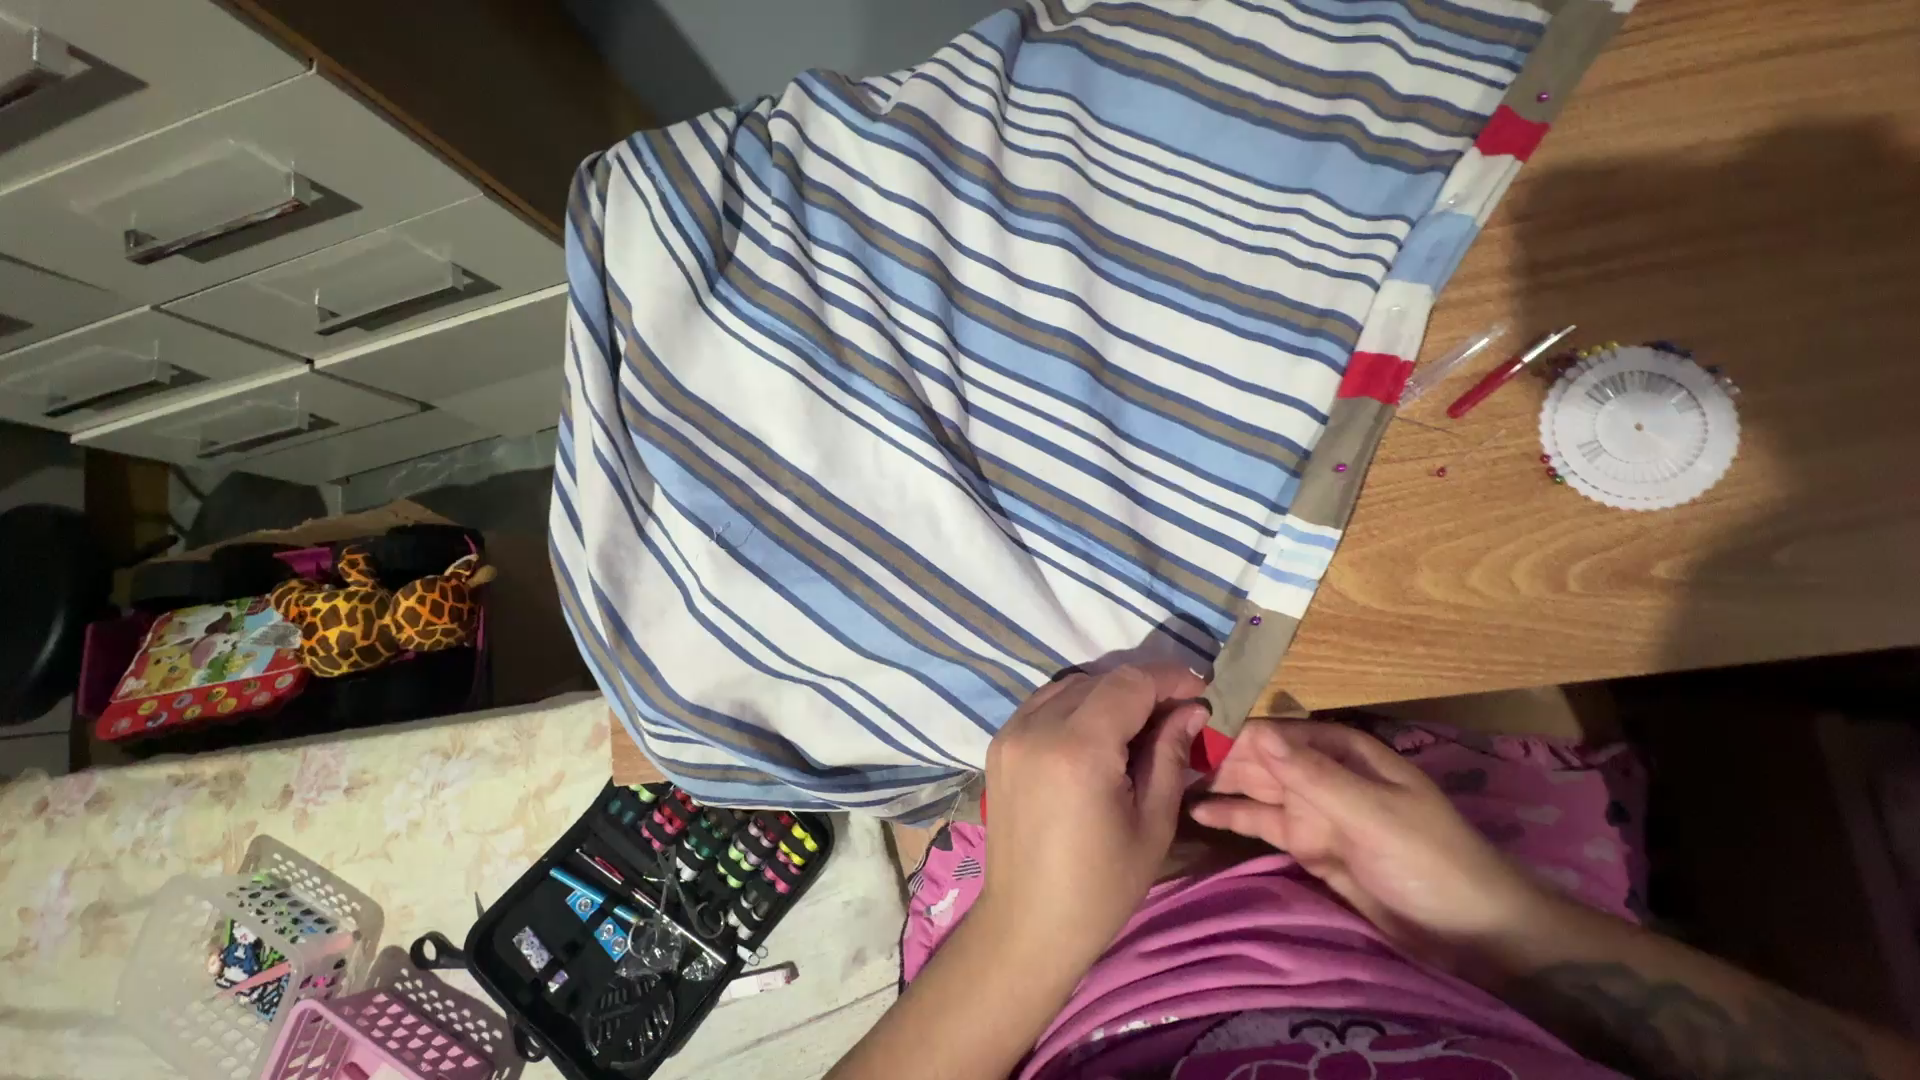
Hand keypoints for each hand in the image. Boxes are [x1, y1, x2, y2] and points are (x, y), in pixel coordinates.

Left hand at [978, 664, 1208, 965]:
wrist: (1028, 923)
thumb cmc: (1101, 886)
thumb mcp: (1152, 823)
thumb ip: (1170, 754)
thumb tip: (1191, 709)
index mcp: (1077, 748)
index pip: (1129, 683)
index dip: (1169, 679)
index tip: (1199, 691)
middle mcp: (1036, 728)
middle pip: (1099, 680)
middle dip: (1142, 689)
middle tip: (1175, 715)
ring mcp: (1010, 733)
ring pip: (1069, 685)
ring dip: (1107, 694)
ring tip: (1138, 726)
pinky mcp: (998, 744)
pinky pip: (1043, 704)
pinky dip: (1075, 706)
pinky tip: (1096, 735)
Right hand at [1189, 719, 1551, 966]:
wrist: (1471, 932)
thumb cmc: (1428, 859)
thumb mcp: (1370, 813)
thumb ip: (1311, 774)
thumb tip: (1256, 729)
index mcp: (1340, 751)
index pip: (1274, 731)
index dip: (1229, 730)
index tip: (1182, 732)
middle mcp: (1320, 773)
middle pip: (1258, 757)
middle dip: (1216, 756)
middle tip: (1162, 759)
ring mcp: (1312, 809)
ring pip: (1254, 787)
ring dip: (1217, 783)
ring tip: (1168, 781)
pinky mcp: (1306, 844)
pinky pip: (1262, 823)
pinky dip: (1231, 816)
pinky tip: (1197, 812)